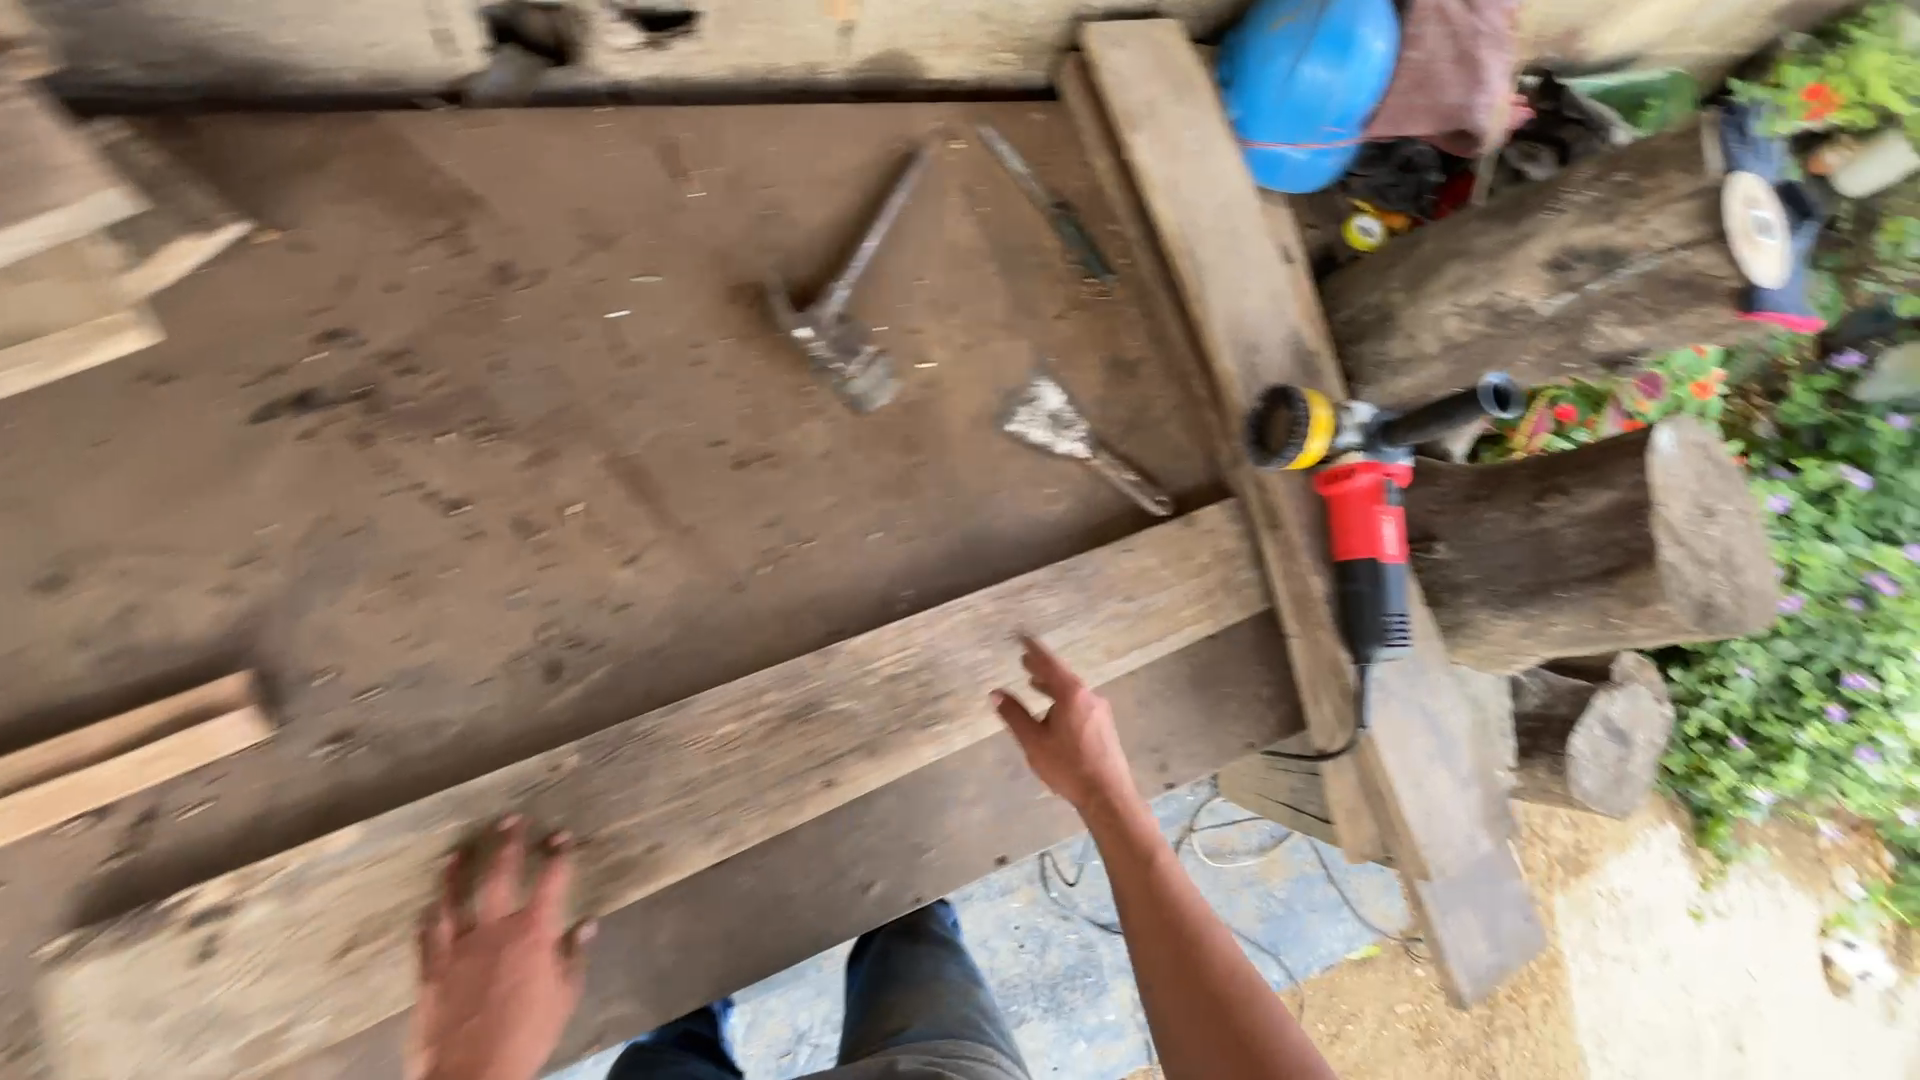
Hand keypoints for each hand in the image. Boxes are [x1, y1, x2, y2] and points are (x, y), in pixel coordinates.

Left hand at [407, 816, 595, 1079]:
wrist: (471, 1073)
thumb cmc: (528, 1034)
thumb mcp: (565, 995)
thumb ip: (573, 955)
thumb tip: (587, 923)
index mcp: (534, 932)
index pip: (551, 879)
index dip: (558, 853)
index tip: (561, 834)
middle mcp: (495, 929)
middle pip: (500, 875)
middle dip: (507, 843)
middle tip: (509, 820)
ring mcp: (458, 948)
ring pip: (454, 898)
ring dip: (457, 871)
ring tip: (459, 852)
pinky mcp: (431, 971)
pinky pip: (427, 936)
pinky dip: (430, 916)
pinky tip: (429, 906)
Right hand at [992, 635, 1134, 812]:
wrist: (1108, 795)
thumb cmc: (1068, 766)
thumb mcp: (1034, 742)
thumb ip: (1014, 715)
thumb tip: (996, 693)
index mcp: (1072, 694)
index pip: (1049, 664)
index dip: (1034, 651)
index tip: (1022, 638)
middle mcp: (1089, 696)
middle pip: (1062, 676)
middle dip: (1042, 669)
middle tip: (1024, 661)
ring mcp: (1100, 711)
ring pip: (1072, 691)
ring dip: (1052, 686)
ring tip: (1035, 684)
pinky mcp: (1104, 726)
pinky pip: (1079, 703)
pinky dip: (1063, 699)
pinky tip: (1055, 713)